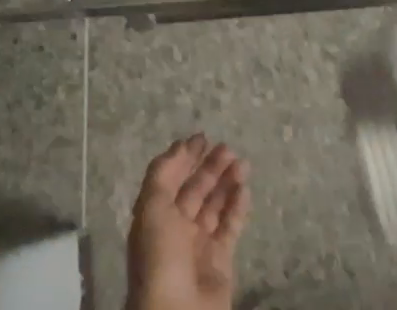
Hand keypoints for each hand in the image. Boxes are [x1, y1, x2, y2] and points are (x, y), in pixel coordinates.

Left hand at [126, 134, 251, 309]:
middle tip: (228, 148)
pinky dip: (237, 208)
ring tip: (242, 163)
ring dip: (226, 183)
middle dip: (209, 167)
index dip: (183, 157)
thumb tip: (180, 146)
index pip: (169, 178)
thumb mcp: (151, 208)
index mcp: (153, 214)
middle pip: (194, 189)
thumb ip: (163, 174)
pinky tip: (245, 189)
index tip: (202, 137)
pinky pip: (230, 227)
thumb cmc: (159, 256)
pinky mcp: (220, 260)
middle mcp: (175, 226)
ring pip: (214, 205)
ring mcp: (198, 244)